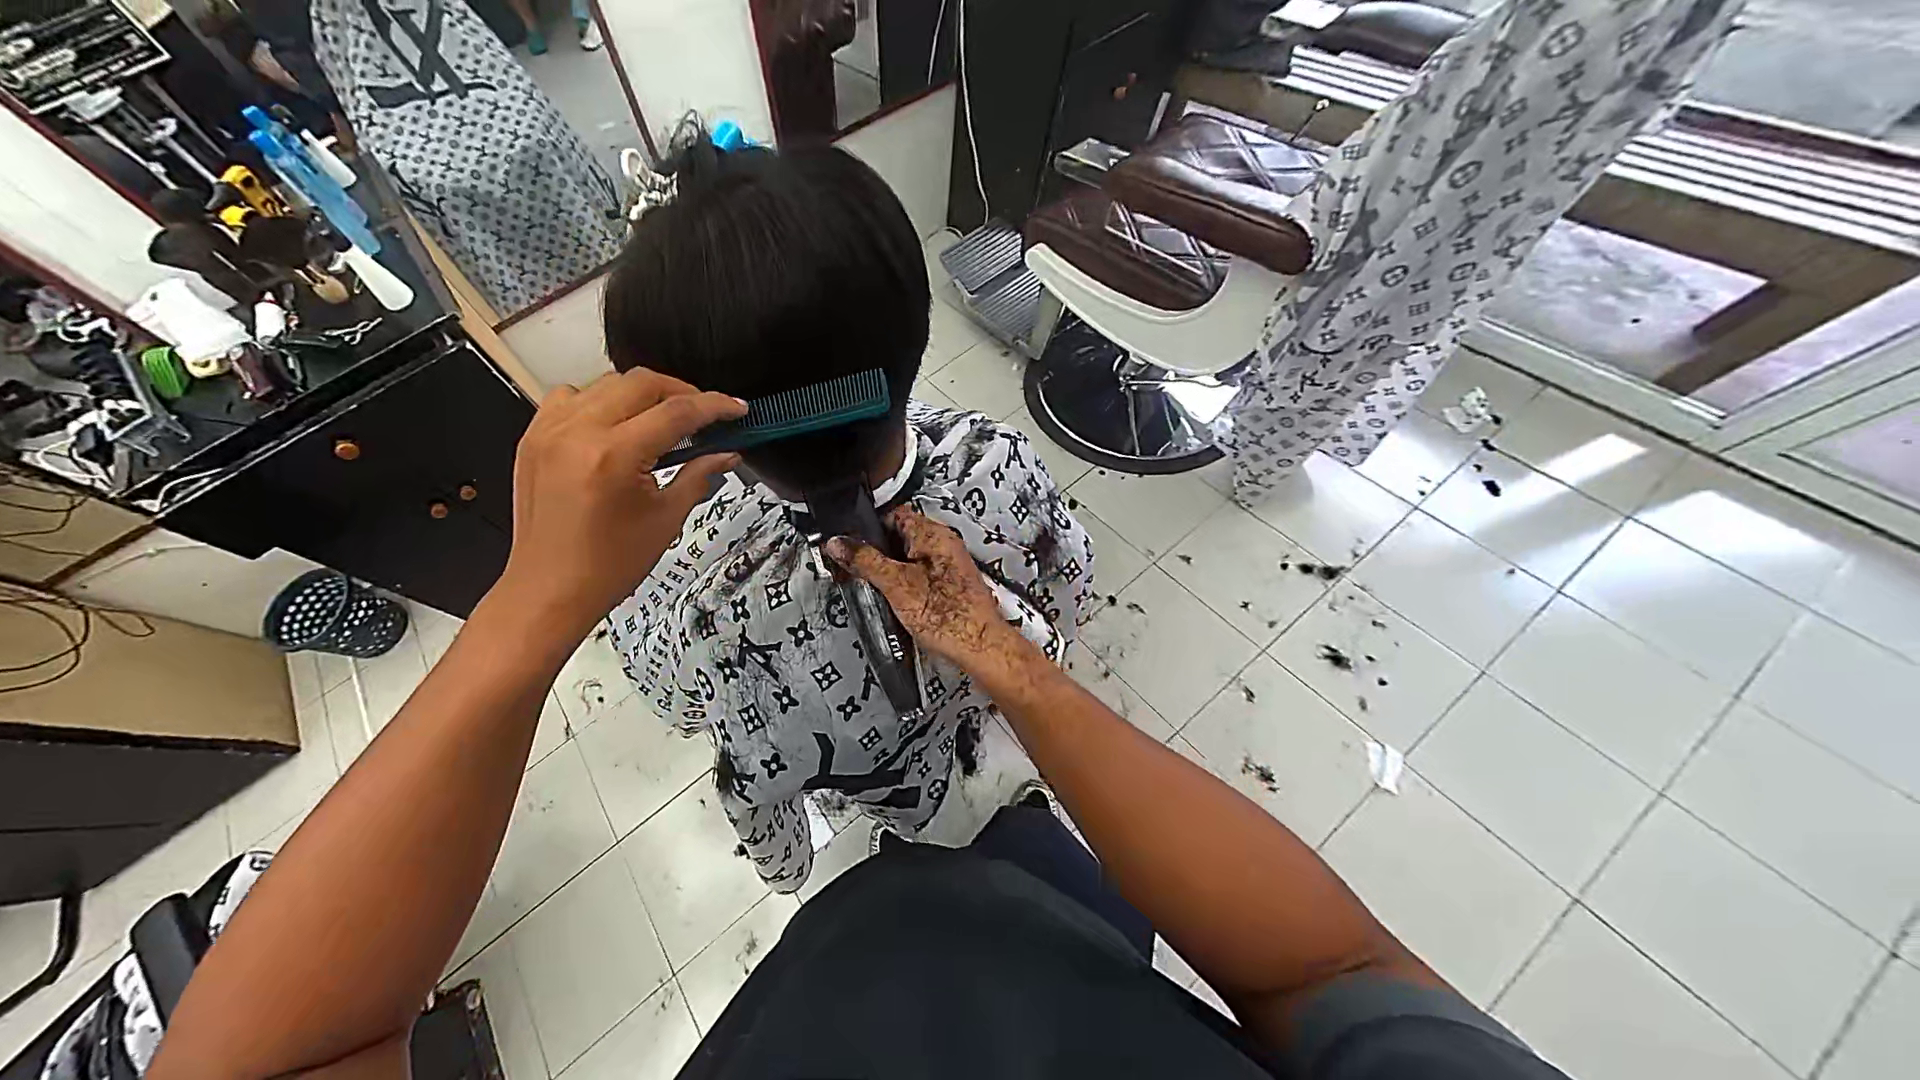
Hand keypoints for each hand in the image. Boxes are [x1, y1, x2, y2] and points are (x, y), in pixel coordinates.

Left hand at [493, 367, 743, 642]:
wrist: (550, 590)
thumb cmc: (605, 565)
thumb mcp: (667, 518)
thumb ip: (699, 474)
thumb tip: (726, 453)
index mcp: (612, 456)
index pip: (676, 411)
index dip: (714, 406)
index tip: (735, 409)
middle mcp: (576, 434)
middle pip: (642, 382)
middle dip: (682, 392)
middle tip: (706, 414)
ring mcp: (549, 432)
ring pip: (607, 382)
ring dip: (643, 394)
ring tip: (665, 419)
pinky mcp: (534, 438)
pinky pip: (571, 396)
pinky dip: (601, 401)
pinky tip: (618, 424)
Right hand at [826, 507, 1043, 686]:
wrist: (980, 648)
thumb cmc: (952, 618)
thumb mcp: (896, 586)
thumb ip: (865, 561)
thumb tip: (840, 544)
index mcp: (934, 535)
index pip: (893, 514)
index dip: (868, 526)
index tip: (850, 542)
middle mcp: (944, 546)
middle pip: (899, 537)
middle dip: (876, 552)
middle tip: (858, 569)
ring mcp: (947, 567)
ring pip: (907, 559)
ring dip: (889, 571)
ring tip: (877, 589)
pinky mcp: (948, 587)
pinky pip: (918, 577)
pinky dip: (903, 586)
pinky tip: (896, 603)